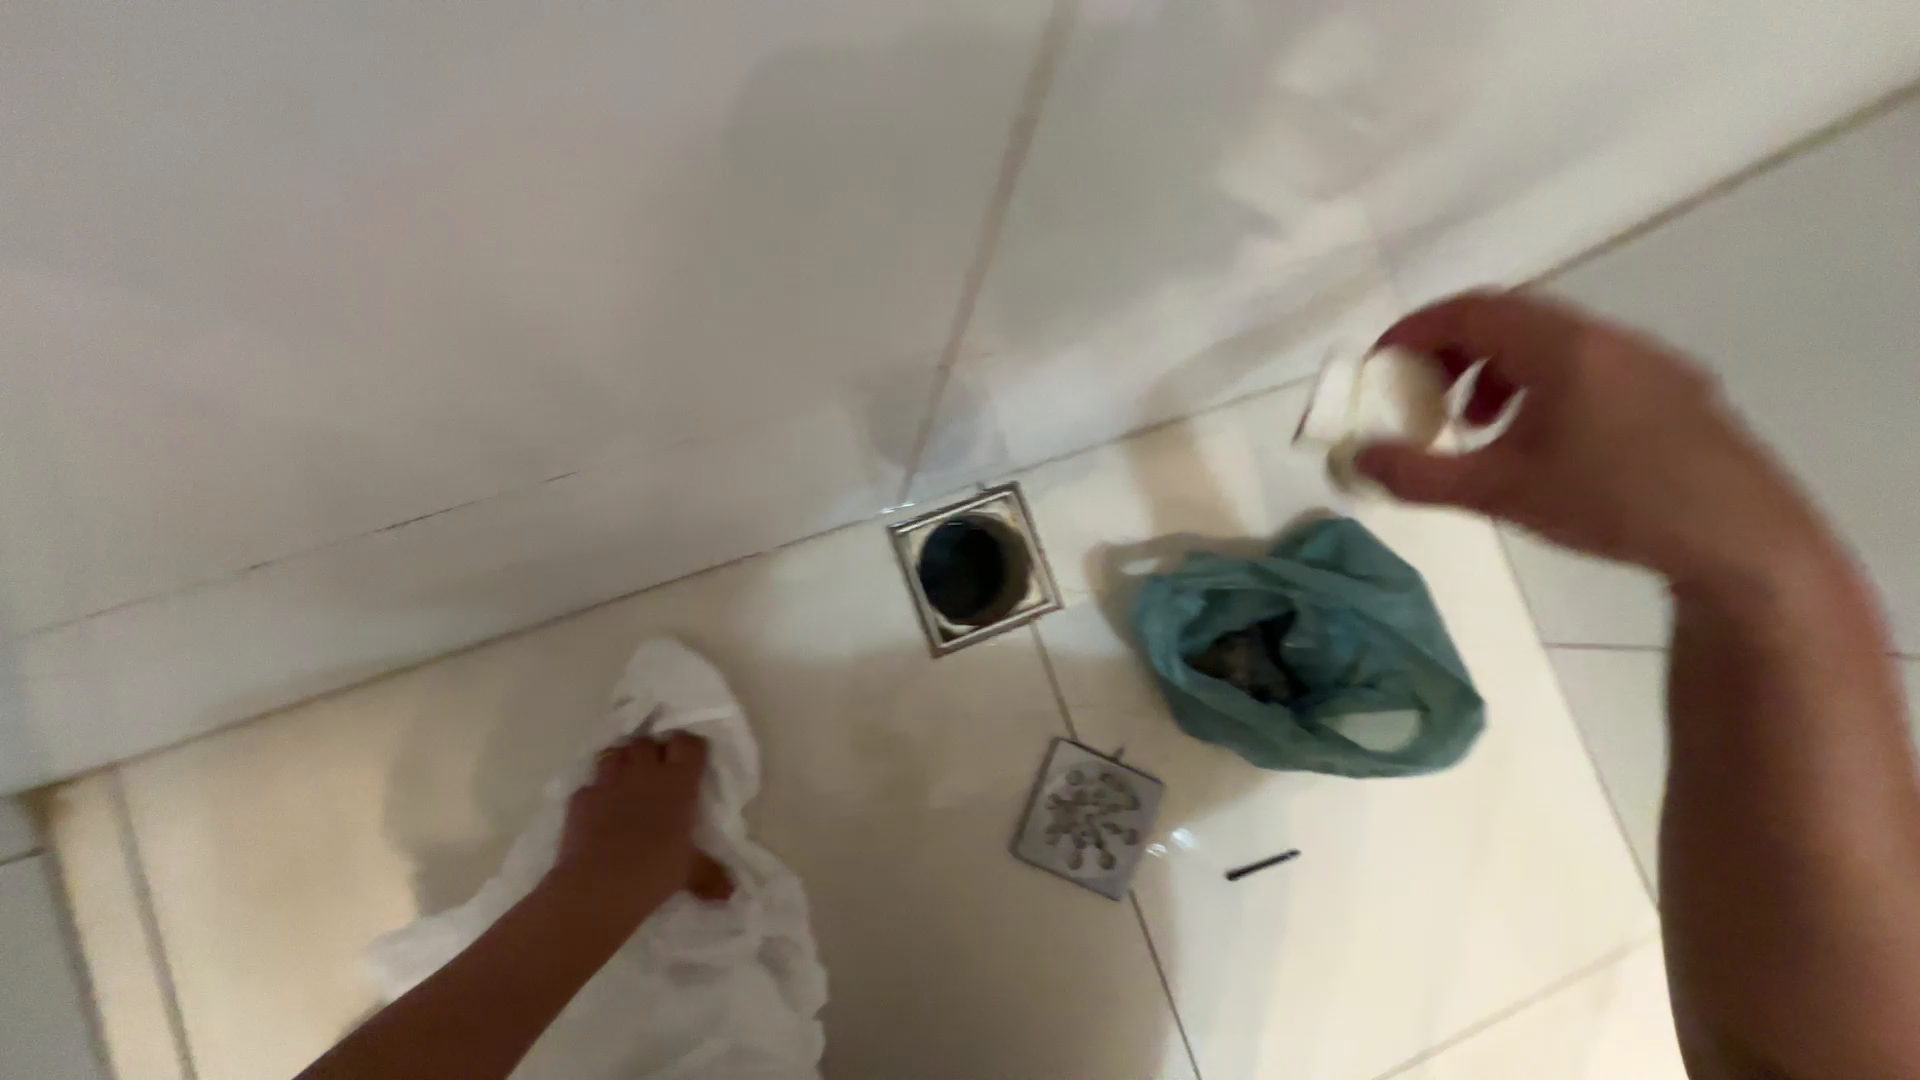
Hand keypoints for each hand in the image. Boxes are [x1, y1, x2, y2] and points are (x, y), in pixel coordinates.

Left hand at [549, 731, 726, 924]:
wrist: (597, 887)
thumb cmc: (654, 872)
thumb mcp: (690, 872)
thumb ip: (709, 874)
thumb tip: (730, 892)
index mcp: (678, 782)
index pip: (688, 743)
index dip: (688, 747)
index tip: (690, 759)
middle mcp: (644, 772)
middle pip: (648, 741)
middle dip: (652, 751)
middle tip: (656, 771)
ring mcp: (609, 782)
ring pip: (615, 753)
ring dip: (622, 763)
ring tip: (626, 782)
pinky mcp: (581, 798)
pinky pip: (589, 785)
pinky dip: (595, 793)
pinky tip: (597, 810)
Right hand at [1353, 289, 1824, 589]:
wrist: (1741, 540)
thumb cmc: (1609, 504)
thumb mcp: (1496, 493)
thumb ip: (1417, 475)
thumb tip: (1358, 460)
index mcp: (1563, 349)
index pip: (1472, 310)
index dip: (1415, 329)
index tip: (1379, 362)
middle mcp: (1606, 339)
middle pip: (1509, 318)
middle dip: (1450, 351)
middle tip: (1418, 393)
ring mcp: (1646, 361)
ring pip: (1549, 341)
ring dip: (1493, 370)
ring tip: (1473, 424)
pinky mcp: (1671, 388)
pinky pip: (1584, 364)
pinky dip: (1537, 384)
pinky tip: (1534, 439)